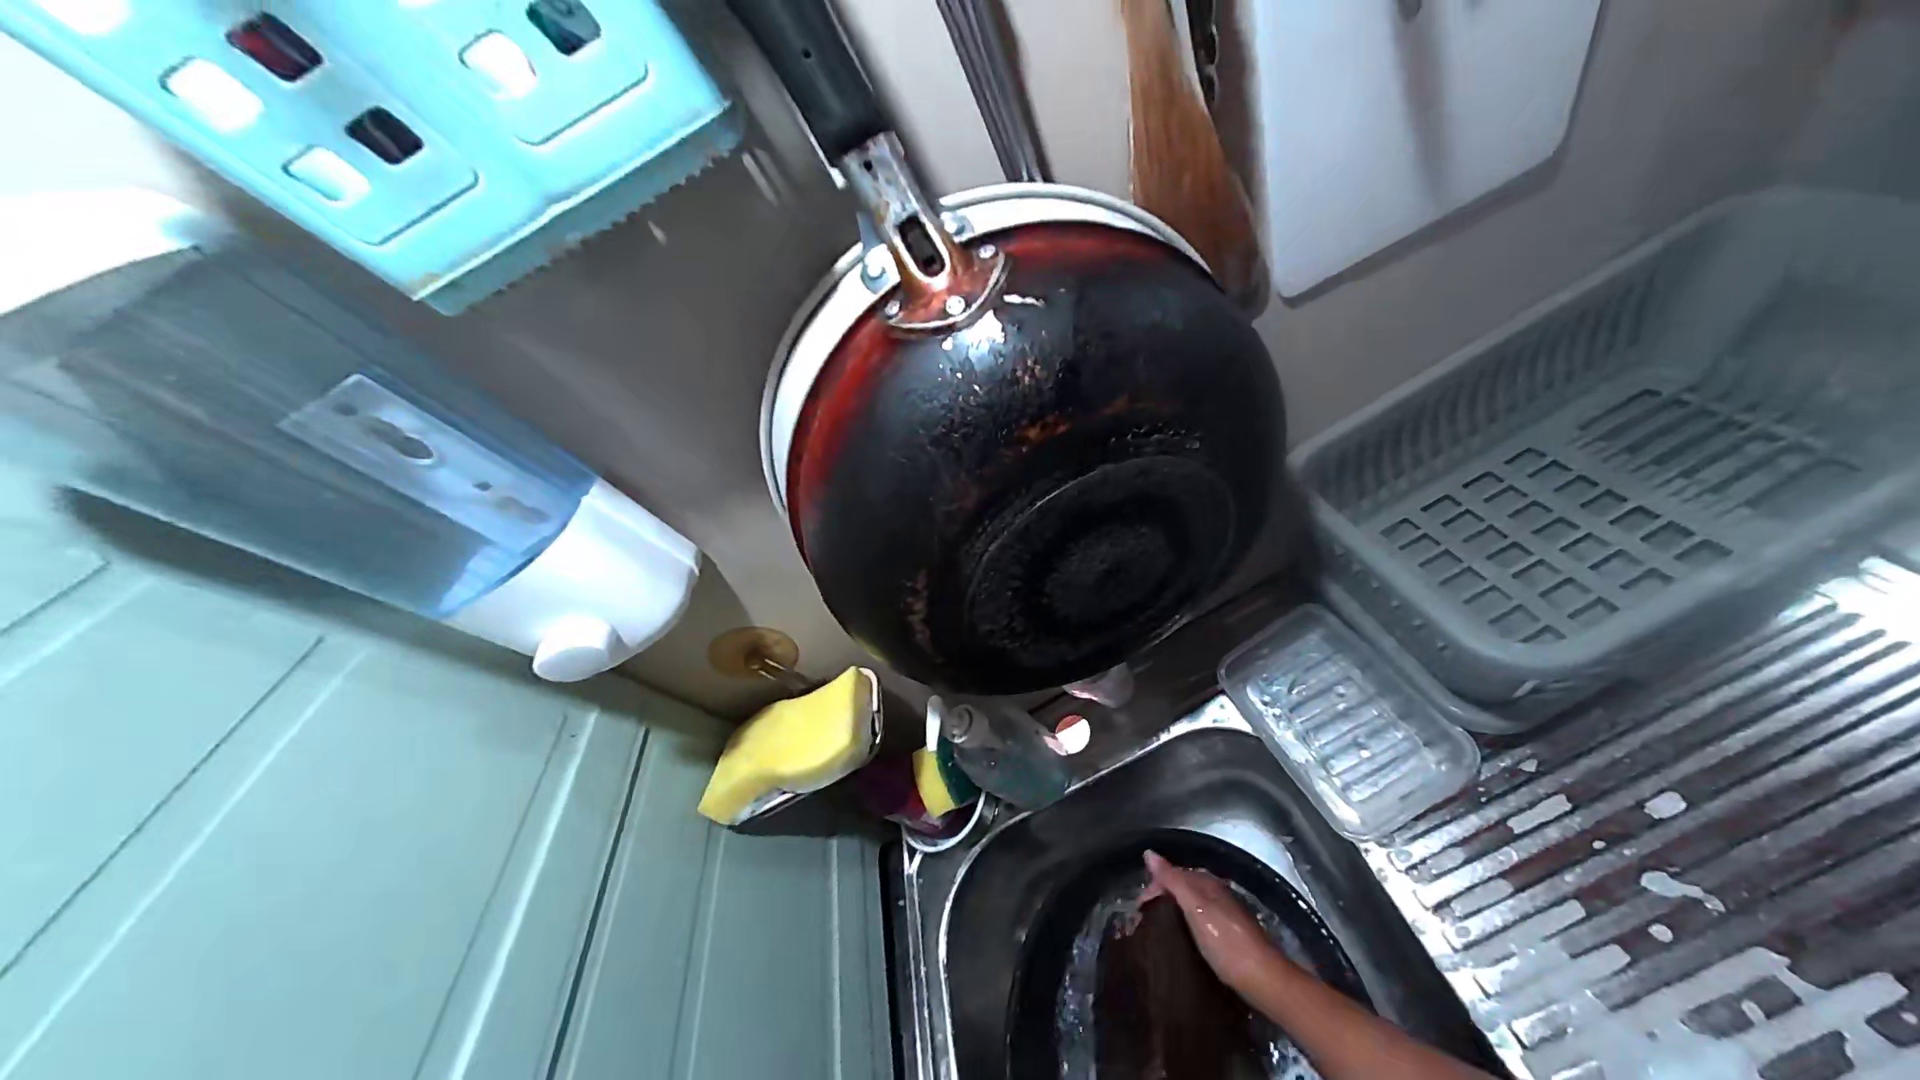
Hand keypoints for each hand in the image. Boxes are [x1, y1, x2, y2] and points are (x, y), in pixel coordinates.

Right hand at [1140, 850, 1297, 992]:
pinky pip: (1197, 920)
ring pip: (1189, 905)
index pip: (1173, 873)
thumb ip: (1173, 880)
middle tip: (1143, 920)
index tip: (1139, 909)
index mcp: (1207, 883)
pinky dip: (1184, 924)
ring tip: (1156, 929)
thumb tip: (1149, 853)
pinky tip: (1179, 938)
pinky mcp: (1228, 936)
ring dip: (1171, 912)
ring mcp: (1224, 915)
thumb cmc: (1227, 943)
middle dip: (1160, 897)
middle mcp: (1216, 893)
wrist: (1265, 981)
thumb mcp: (1195, 909)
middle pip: (1181, 887)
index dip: (1154, 886)